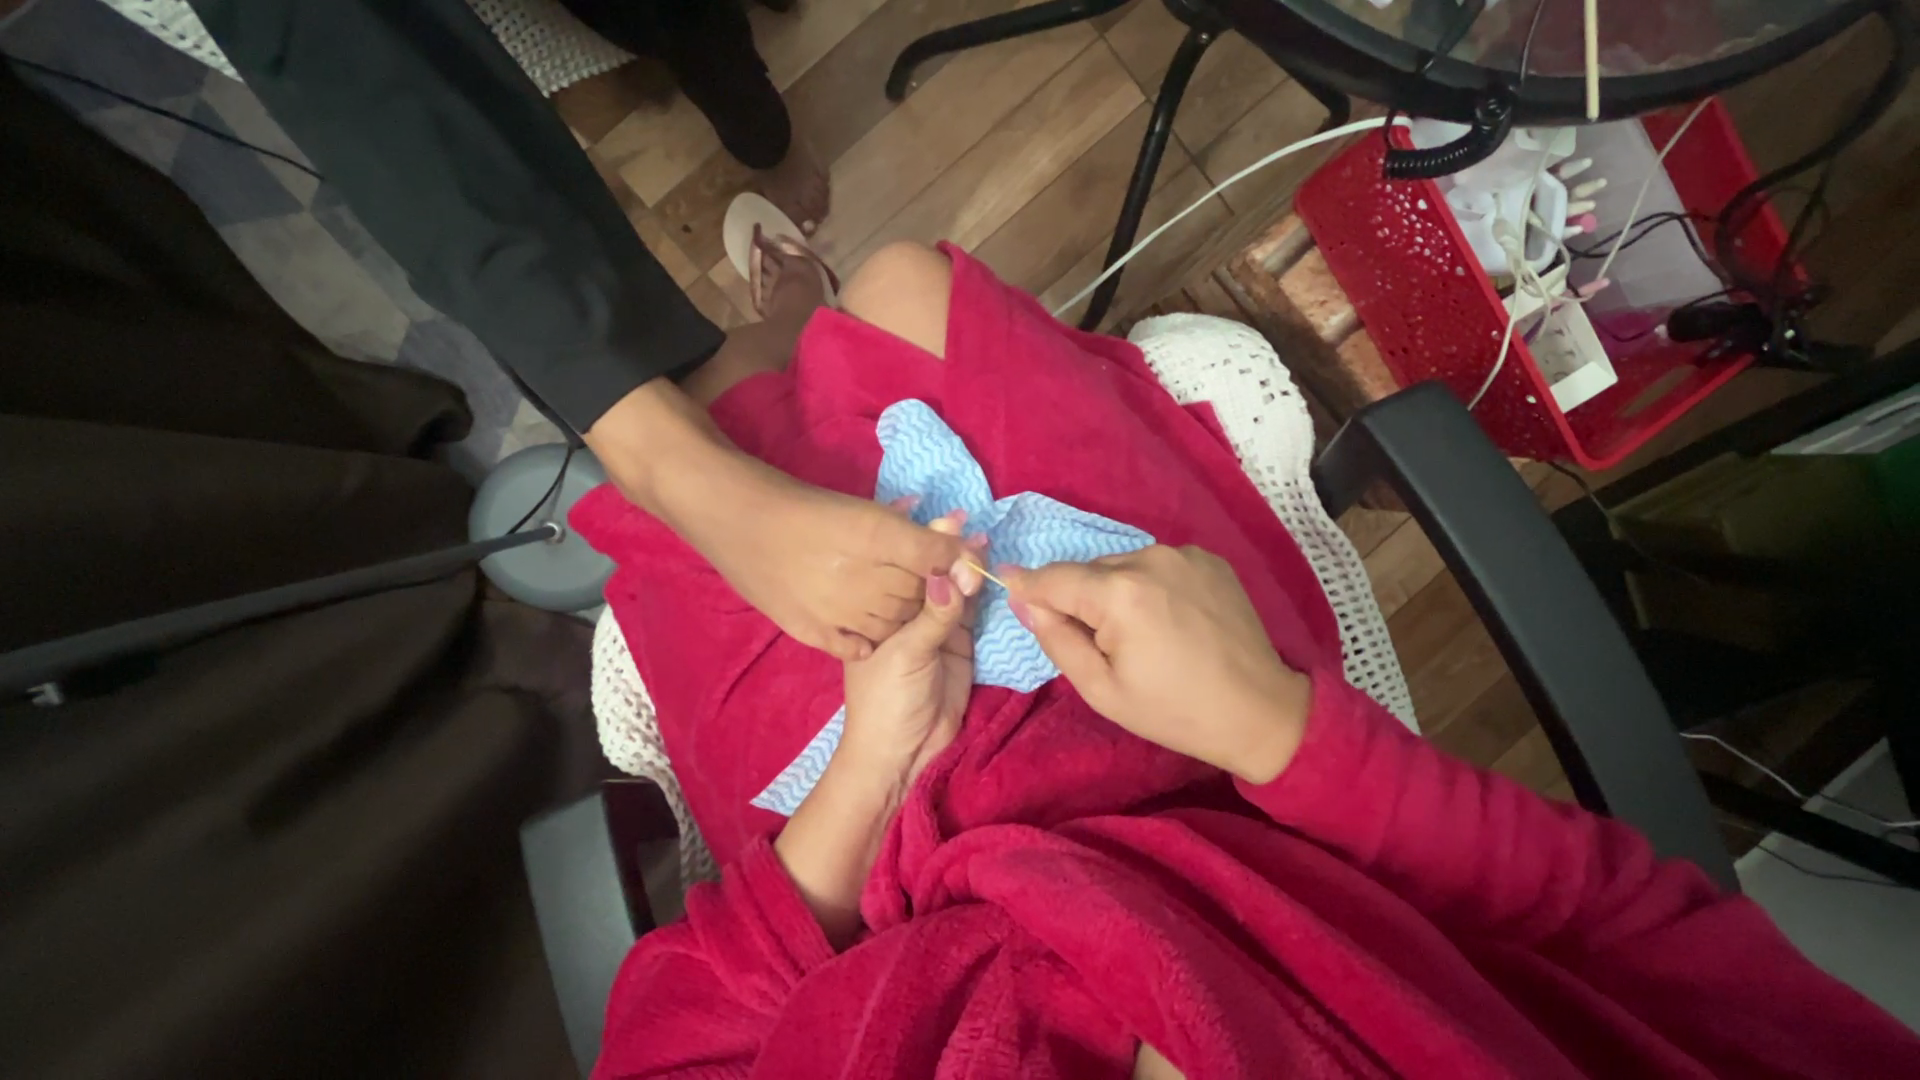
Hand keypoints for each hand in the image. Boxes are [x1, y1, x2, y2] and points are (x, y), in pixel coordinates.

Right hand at [583, 380, 965, 661]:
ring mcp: (837, 610)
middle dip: (933, 586)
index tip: (974, 555)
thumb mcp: (861, 509)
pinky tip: (867, 623)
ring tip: (894, 597)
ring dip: (905, 615)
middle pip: (921, 594)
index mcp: (876, 537)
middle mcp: (862, 577)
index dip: (961, 559)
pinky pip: (860, 645)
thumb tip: (955, 525)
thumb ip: (908, 523)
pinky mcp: (812, 632)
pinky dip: (871, 638)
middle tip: (931, 576)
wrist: (736, 520)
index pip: (938, 559)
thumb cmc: (800, 504)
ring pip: (895, 624)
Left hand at [841, 514, 982, 784]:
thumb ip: (935, 614)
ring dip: (969, 566)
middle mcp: (906, 610)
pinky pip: (973, 610)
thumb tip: (955, 571)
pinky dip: (983, 592)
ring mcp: (935, 625)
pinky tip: (993, 570)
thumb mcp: (908, 653)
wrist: (904, 752)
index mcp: (879, 608)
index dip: (922, 541)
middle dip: (948, 548)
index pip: (903, 566)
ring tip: (984, 539)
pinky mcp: (960, 642)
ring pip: (956, 587)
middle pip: (933, 571)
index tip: (944, 517)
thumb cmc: (887, 699)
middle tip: (970, 523)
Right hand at [1005, 545, 1311, 783]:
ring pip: (1122, 566)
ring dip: (1115, 592)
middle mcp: (1150, 558)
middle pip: (1089, 572)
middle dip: (1080, 599)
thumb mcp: (1101, 689)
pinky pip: (1156, 566)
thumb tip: (1025, 601)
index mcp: (1119, 593)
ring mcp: (1183, 554)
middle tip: (1099, 643)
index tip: (1007, 584)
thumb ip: (1056, 639)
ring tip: (1141, 635)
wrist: (1260, 711)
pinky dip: (1149, 586)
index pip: (1053, 578)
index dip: (1027, 585)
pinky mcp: (1208, 558)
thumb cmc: (1173, 710)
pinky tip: (1170, 620)